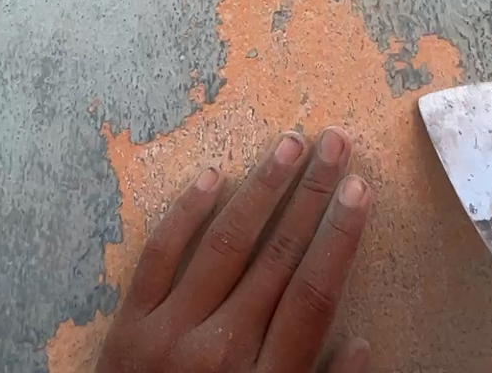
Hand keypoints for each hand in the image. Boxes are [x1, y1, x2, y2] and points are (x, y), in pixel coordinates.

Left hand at [95, 127, 373, 372]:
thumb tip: (362, 343)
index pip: (314, 295)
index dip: (340, 236)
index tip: (360, 188)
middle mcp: (222, 349)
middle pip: (279, 255)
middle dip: (312, 193)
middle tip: (334, 142)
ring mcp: (170, 331)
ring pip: (226, 242)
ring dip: (262, 188)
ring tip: (290, 144)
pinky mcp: (128, 324)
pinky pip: (160, 255)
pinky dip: (186, 213)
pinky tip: (212, 175)